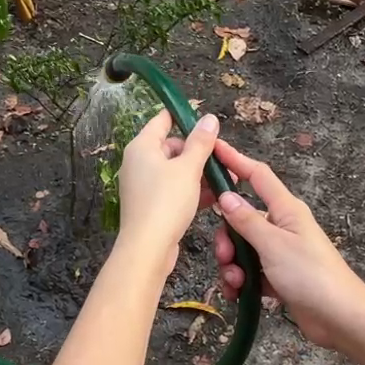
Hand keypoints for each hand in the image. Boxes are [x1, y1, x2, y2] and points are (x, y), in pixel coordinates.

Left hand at [115, 110, 221, 268]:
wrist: (148, 248)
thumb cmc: (166, 202)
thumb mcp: (188, 168)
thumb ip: (201, 142)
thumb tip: (209, 118)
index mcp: (142, 146)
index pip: (162, 120)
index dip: (184, 116)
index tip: (207, 121)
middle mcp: (138, 162)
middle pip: (172, 147)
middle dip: (198, 152)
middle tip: (223, 158)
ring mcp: (143, 185)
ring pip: (175, 171)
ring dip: (199, 173)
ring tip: (226, 179)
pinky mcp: (150, 205)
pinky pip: (173, 190)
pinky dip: (191, 190)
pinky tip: (214, 197)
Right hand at [209, 139, 364, 349]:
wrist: (341, 319)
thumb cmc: (312, 276)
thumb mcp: (273, 245)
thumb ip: (247, 221)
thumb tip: (225, 197)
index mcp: (286, 209)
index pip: (256, 176)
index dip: (235, 161)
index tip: (213, 149)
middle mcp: (282, 226)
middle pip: (242, 219)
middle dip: (227, 239)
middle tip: (226, 257)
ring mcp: (280, 252)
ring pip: (243, 249)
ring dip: (232, 265)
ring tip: (237, 282)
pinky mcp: (278, 276)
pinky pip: (250, 272)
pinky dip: (241, 282)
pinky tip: (238, 295)